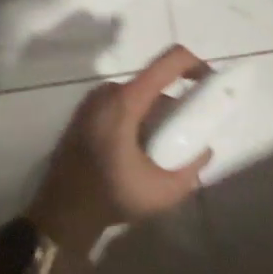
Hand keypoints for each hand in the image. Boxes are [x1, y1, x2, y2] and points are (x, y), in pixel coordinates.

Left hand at [25, 46, 213, 250]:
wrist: (61, 213)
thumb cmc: (110, 197)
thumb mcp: (164, 190)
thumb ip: (192, 167)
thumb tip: (203, 150)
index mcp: (126, 101)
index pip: (171, 60)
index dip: (197, 65)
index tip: (211, 85)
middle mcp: (107, 92)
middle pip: (154, 83)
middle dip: (176, 105)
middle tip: (188, 135)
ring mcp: (91, 102)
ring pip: (137, 96)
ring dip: (156, 116)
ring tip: (163, 150)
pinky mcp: (82, 115)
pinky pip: (120, 106)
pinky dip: (137, 120)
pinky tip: (139, 152)